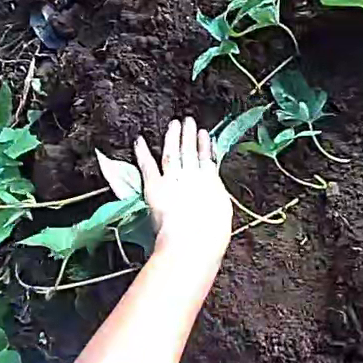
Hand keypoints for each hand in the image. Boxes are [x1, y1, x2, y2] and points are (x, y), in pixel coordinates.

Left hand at [134, 117, 232, 265]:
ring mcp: (172, 178)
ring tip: (174, 124)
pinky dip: (143, 153)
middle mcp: (191, 175)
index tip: (204, 134)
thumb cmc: (211, 234)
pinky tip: (140, 141)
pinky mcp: (154, 186)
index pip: (207, 157)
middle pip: (190, 150)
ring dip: (172, 137)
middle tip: (188, 121)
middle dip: (189, 135)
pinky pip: (147, 165)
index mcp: (210, 181)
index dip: (204, 145)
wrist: (192, 241)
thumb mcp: (222, 211)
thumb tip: (213, 190)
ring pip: (172, 152)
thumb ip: (216, 195)